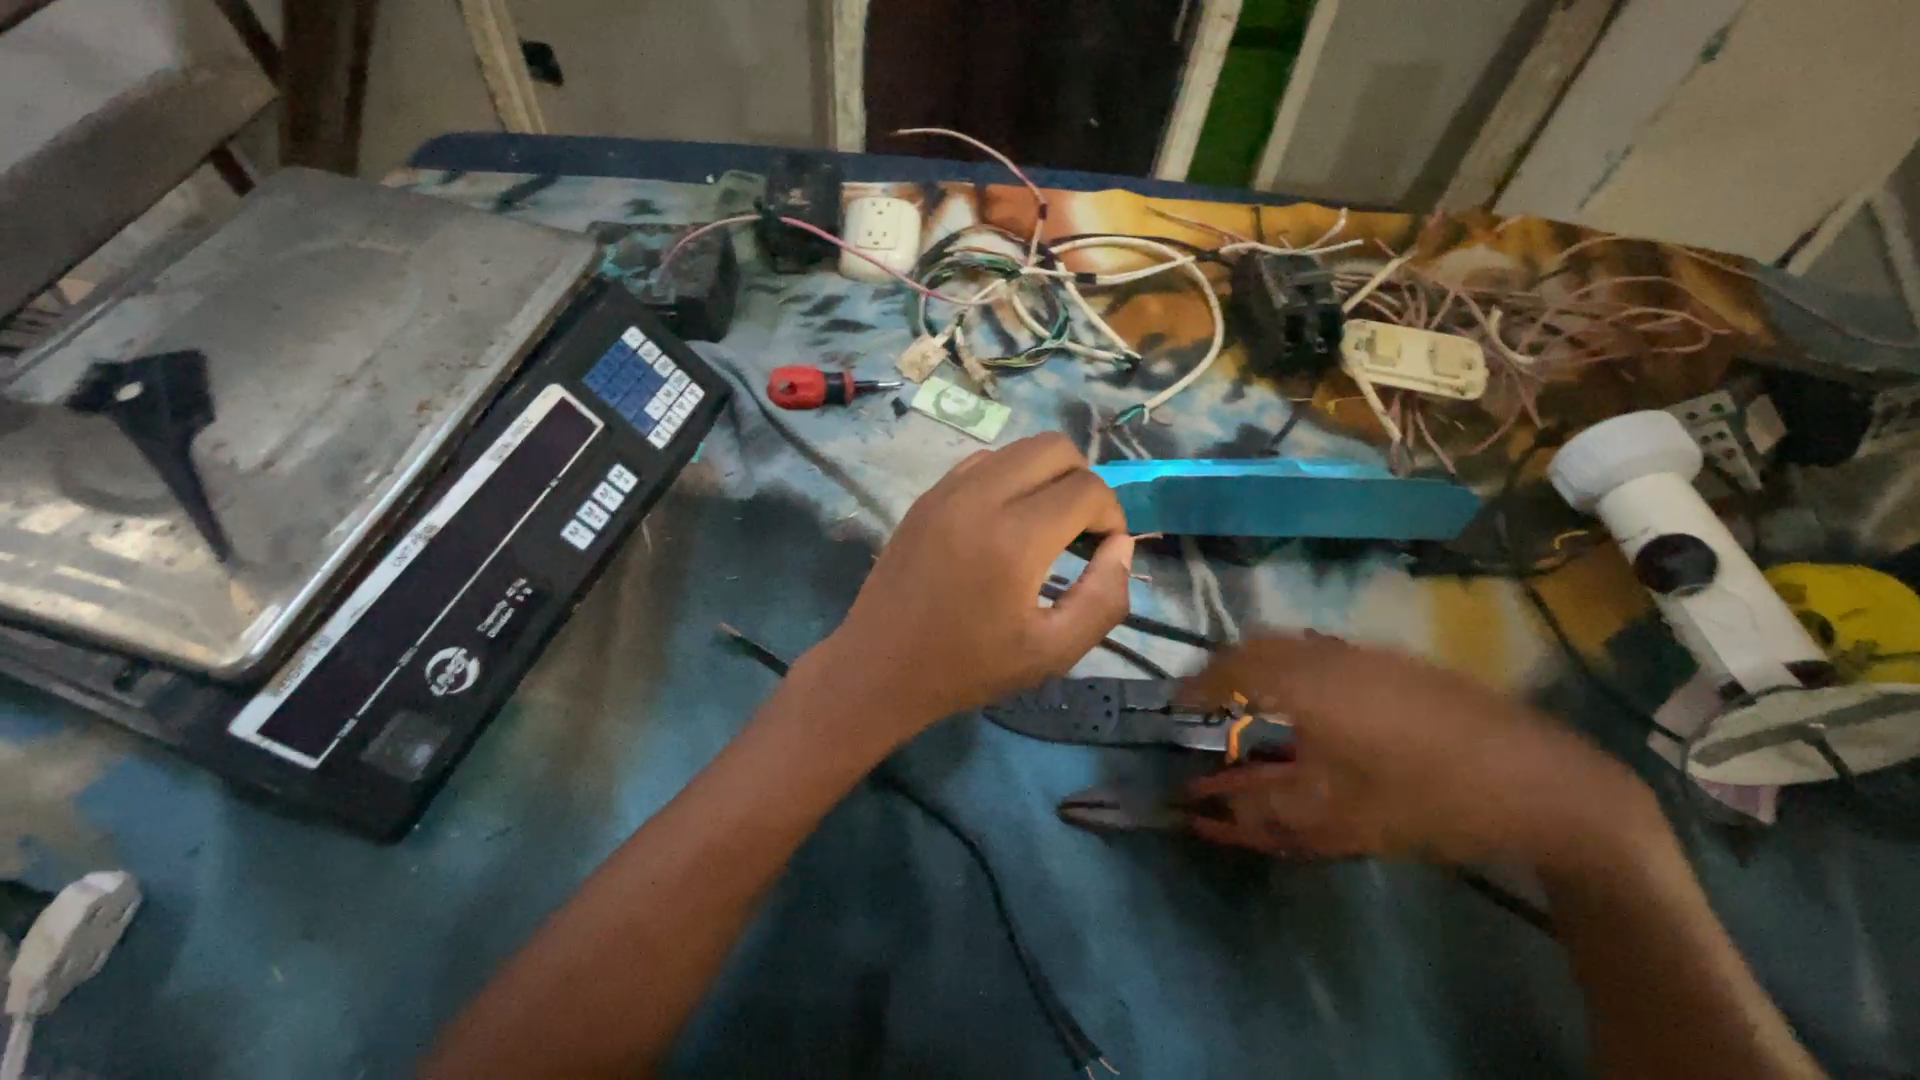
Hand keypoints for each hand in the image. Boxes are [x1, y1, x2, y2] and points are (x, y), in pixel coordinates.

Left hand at [815, 433, 1134, 732]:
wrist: (880, 667)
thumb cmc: (968, 667)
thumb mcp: (1053, 652)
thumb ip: (1103, 598)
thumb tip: (1121, 546)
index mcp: (1014, 539)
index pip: (1088, 489)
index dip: (1112, 516)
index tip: (1104, 551)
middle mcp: (980, 497)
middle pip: (1057, 448)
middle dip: (1084, 482)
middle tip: (1080, 531)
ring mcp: (947, 490)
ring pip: (1019, 447)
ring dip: (1046, 476)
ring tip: (1044, 526)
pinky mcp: (927, 496)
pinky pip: (984, 462)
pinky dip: (1010, 478)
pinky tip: (1005, 523)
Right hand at [1181, 635, 1656, 868]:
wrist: (1544, 783)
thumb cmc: (1428, 800)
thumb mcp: (1338, 817)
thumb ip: (1264, 809)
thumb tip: (1205, 809)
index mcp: (1309, 684)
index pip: (1232, 668)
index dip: (1199, 685)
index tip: (1178, 704)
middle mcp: (1333, 655)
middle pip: (1262, 645)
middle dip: (1228, 668)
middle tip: (1212, 699)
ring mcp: (1372, 654)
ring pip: (1297, 645)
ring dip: (1266, 665)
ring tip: (1255, 701)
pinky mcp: (1402, 662)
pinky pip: (1329, 652)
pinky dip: (1301, 668)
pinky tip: (1316, 706)